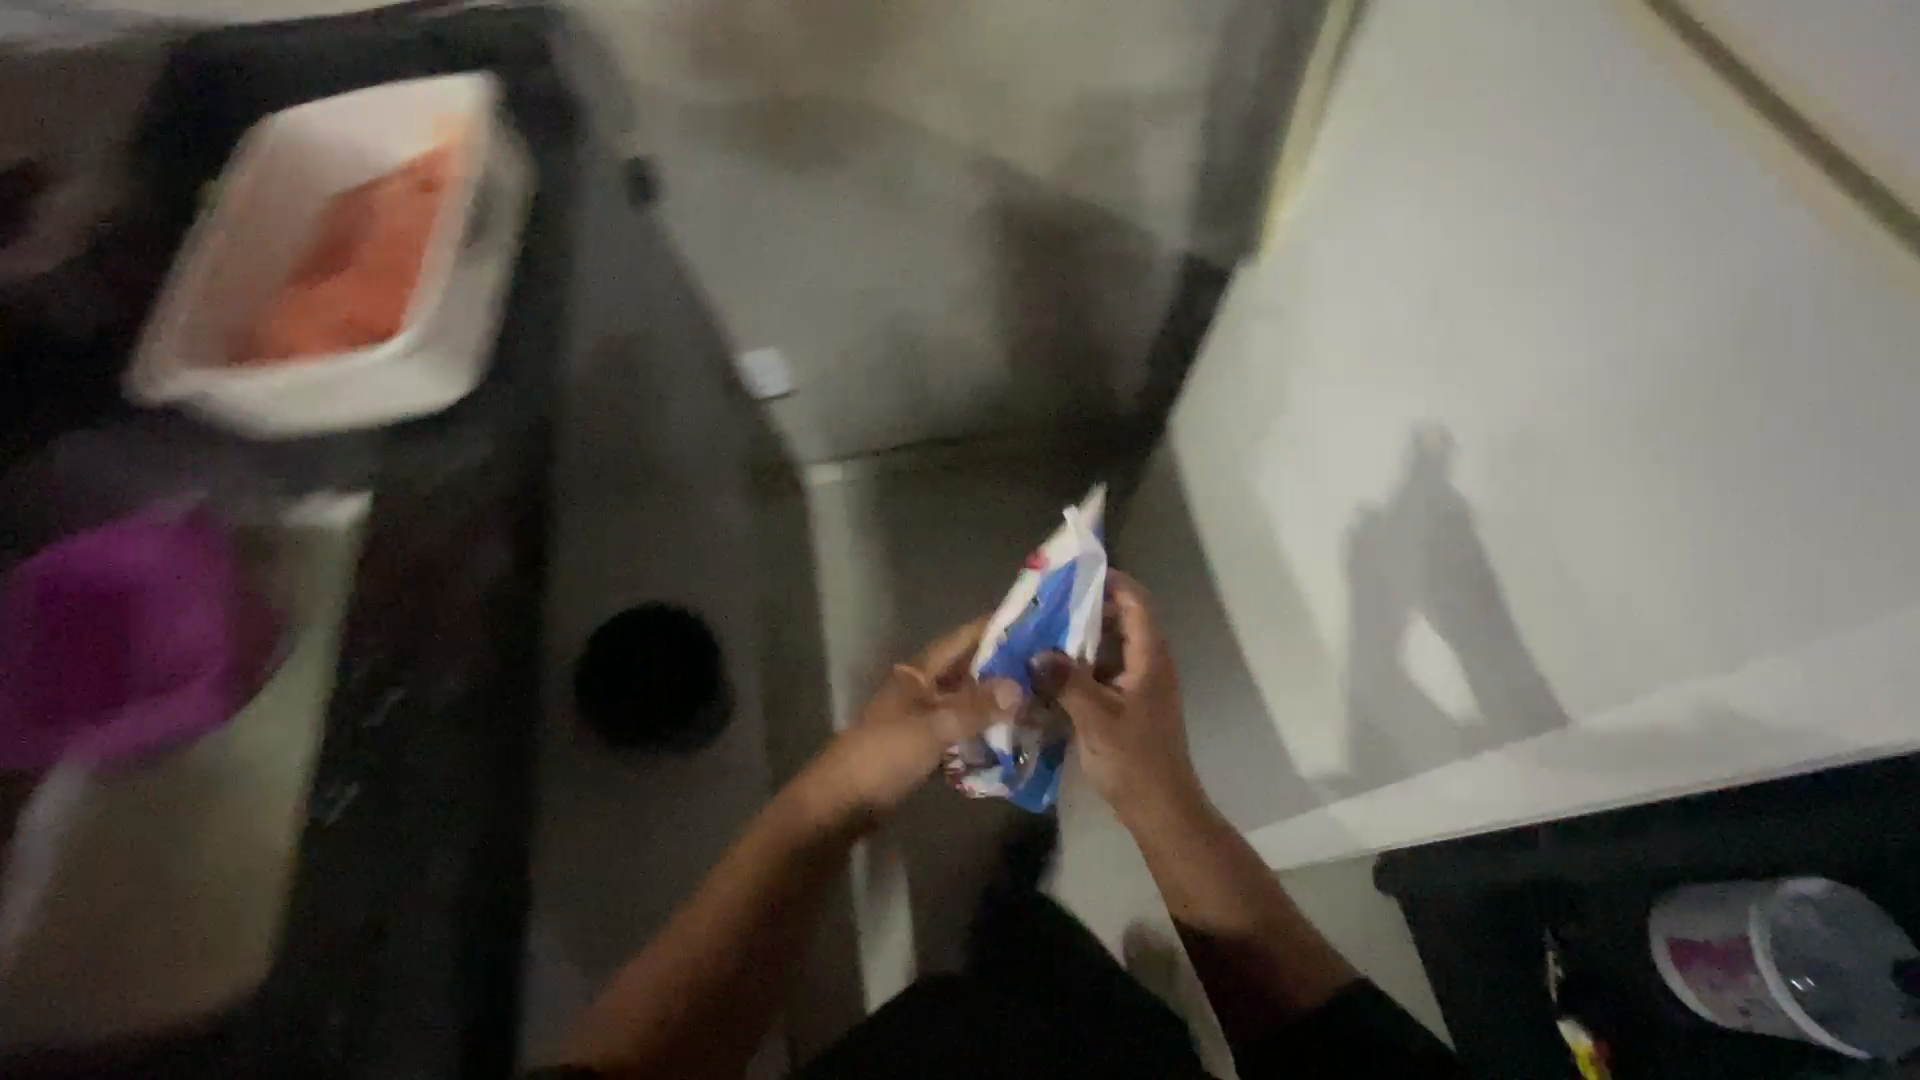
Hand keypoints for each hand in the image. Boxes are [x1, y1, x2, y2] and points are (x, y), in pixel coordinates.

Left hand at [799, 618, 1022, 825]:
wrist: (841, 803)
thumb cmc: (884, 755)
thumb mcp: (933, 727)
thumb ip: (976, 707)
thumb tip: (1020, 686)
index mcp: (918, 673)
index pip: (961, 640)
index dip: (993, 628)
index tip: (1032, 621)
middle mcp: (921, 690)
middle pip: (967, 672)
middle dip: (1003, 668)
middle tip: (1047, 668)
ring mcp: (922, 720)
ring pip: (966, 704)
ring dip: (996, 704)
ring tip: (1039, 702)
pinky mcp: (923, 748)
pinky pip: (961, 734)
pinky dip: (983, 734)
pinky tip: (1013, 739)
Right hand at [1032, 571, 1205, 824]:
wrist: (1160, 809)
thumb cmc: (1135, 760)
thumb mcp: (1096, 718)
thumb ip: (1066, 680)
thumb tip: (1037, 652)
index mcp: (1150, 658)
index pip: (1136, 602)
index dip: (1110, 582)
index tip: (1072, 575)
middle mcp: (1148, 664)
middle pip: (1121, 620)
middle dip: (1085, 609)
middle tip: (1045, 604)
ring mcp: (1138, 685)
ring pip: (1109, 647)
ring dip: (1079, 639)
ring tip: (1040, 632)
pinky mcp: (1127, 705)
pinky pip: (1103, 672)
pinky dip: (1079, 666)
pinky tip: (1048, 672)